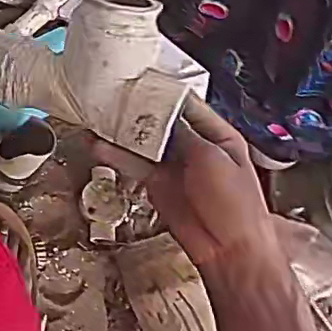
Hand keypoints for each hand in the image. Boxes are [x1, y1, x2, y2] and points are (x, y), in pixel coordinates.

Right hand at [94, 96, 279, 270]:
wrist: (228, 250)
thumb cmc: (234, 204)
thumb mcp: (213, 160)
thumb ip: (184, 134)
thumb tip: (162, 115)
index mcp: (218, 137)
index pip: (189, 107)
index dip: (167, 94)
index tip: (142, 80)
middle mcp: (195, 147)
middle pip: (162, 123)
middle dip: (140, 111)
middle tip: (113, 97)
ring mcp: (173, 165)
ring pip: (144, 142)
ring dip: (122, 132)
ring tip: (98, 117)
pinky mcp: (156, 182)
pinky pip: (134, 164)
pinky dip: (115, 156)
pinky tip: (98, 146)